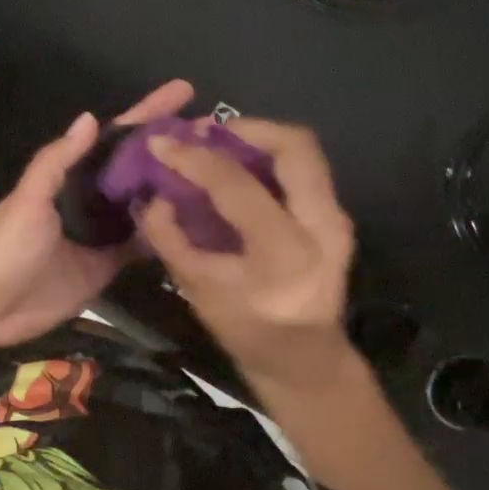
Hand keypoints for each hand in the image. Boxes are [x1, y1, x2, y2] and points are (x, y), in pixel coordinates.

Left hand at [0, 80, 195, 351]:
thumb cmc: (3, 251)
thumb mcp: (26, 202)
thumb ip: (55, 163)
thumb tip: (90, 117)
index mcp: (64, 178)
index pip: (110, 138)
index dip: (144, 114)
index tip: (184, 91)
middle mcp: (86, 199)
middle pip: (135, 167)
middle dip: (171, 147)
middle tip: (221, 132)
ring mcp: (100, 232)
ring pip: (145, 202)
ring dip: (176, 185)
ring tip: (225, 167)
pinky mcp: (108, 264)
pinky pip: (144, 243)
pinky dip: (169, 231)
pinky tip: (204, 218)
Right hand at [134, 119, 355, 374]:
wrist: (304, 360)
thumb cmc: (245, 329)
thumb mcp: (195, 287)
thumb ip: (169, 238)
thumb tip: (152, 196)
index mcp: (284, 252)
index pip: (237, 185)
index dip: (193, 158)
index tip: (161, 144)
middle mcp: (322, 227)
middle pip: (295, 147)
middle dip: (245, 129)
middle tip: (202, 133)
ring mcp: (337, 220)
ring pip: (303, 154)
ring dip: (257, 141)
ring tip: (215, 145)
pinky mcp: (335, 218)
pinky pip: (302, 171)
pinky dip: (267, 159)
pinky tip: (235, 169)